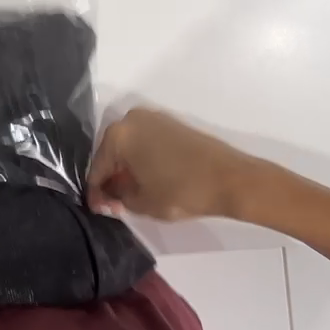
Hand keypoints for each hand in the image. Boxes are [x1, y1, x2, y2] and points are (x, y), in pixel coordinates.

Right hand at [87, 108, 265, 221]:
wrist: (233, 180)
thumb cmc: (181, 191)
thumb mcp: (140, 202)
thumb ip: (116, 197)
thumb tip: (110, 194)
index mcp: (117, 134)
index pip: (97, 168)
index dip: (96, 193)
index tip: (100, 211)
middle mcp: (131, 119)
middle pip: (111, 155)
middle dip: (111, 180)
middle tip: (115, 205)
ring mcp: (153, 119)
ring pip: (129, 149)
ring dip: (127, 171)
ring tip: (132, 196)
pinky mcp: (172, 124)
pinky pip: (145, 144)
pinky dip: (142, 162)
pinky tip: (147, 181)